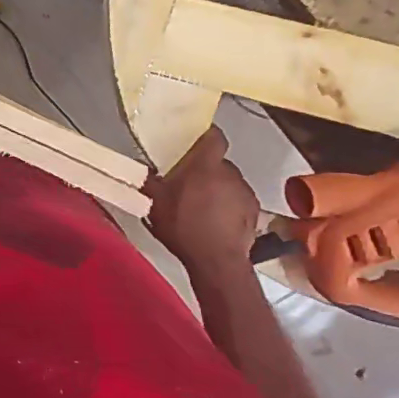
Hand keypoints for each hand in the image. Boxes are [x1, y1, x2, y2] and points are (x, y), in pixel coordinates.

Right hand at [143, 126, 260, 272]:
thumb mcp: (156, 205)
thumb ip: (149, 183)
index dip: (206, 137)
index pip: (214, 136)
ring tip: (203, 210)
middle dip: (207, 172)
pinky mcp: (254, 211)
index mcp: (205, 165)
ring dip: (219, 191)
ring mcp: (245, 191)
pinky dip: (231, 208)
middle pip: (219, 163)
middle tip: (191, 186)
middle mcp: (229, 172)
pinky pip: (239, 202)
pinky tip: (217, 224)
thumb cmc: (185, 228)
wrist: (217, 261)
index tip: (196, 143)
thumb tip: (143, 172)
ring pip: (229, 183)